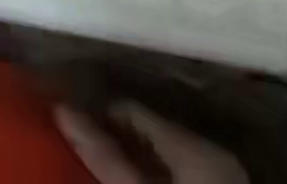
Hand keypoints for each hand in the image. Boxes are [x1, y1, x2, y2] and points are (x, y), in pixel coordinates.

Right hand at [56, 102, 248, 183]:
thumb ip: (103, 157)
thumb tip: (62, 110)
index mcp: (196, 147)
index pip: (129, 109)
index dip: (96, 116)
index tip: (69, 130)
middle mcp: (213, 154)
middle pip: (147, 131)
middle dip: (115, 141)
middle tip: (82, 152)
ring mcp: (224, 178)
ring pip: (162, 155)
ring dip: (133, 161)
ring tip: (103, 171)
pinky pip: (179, 173)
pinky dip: (154, 176)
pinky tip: (133, 182)